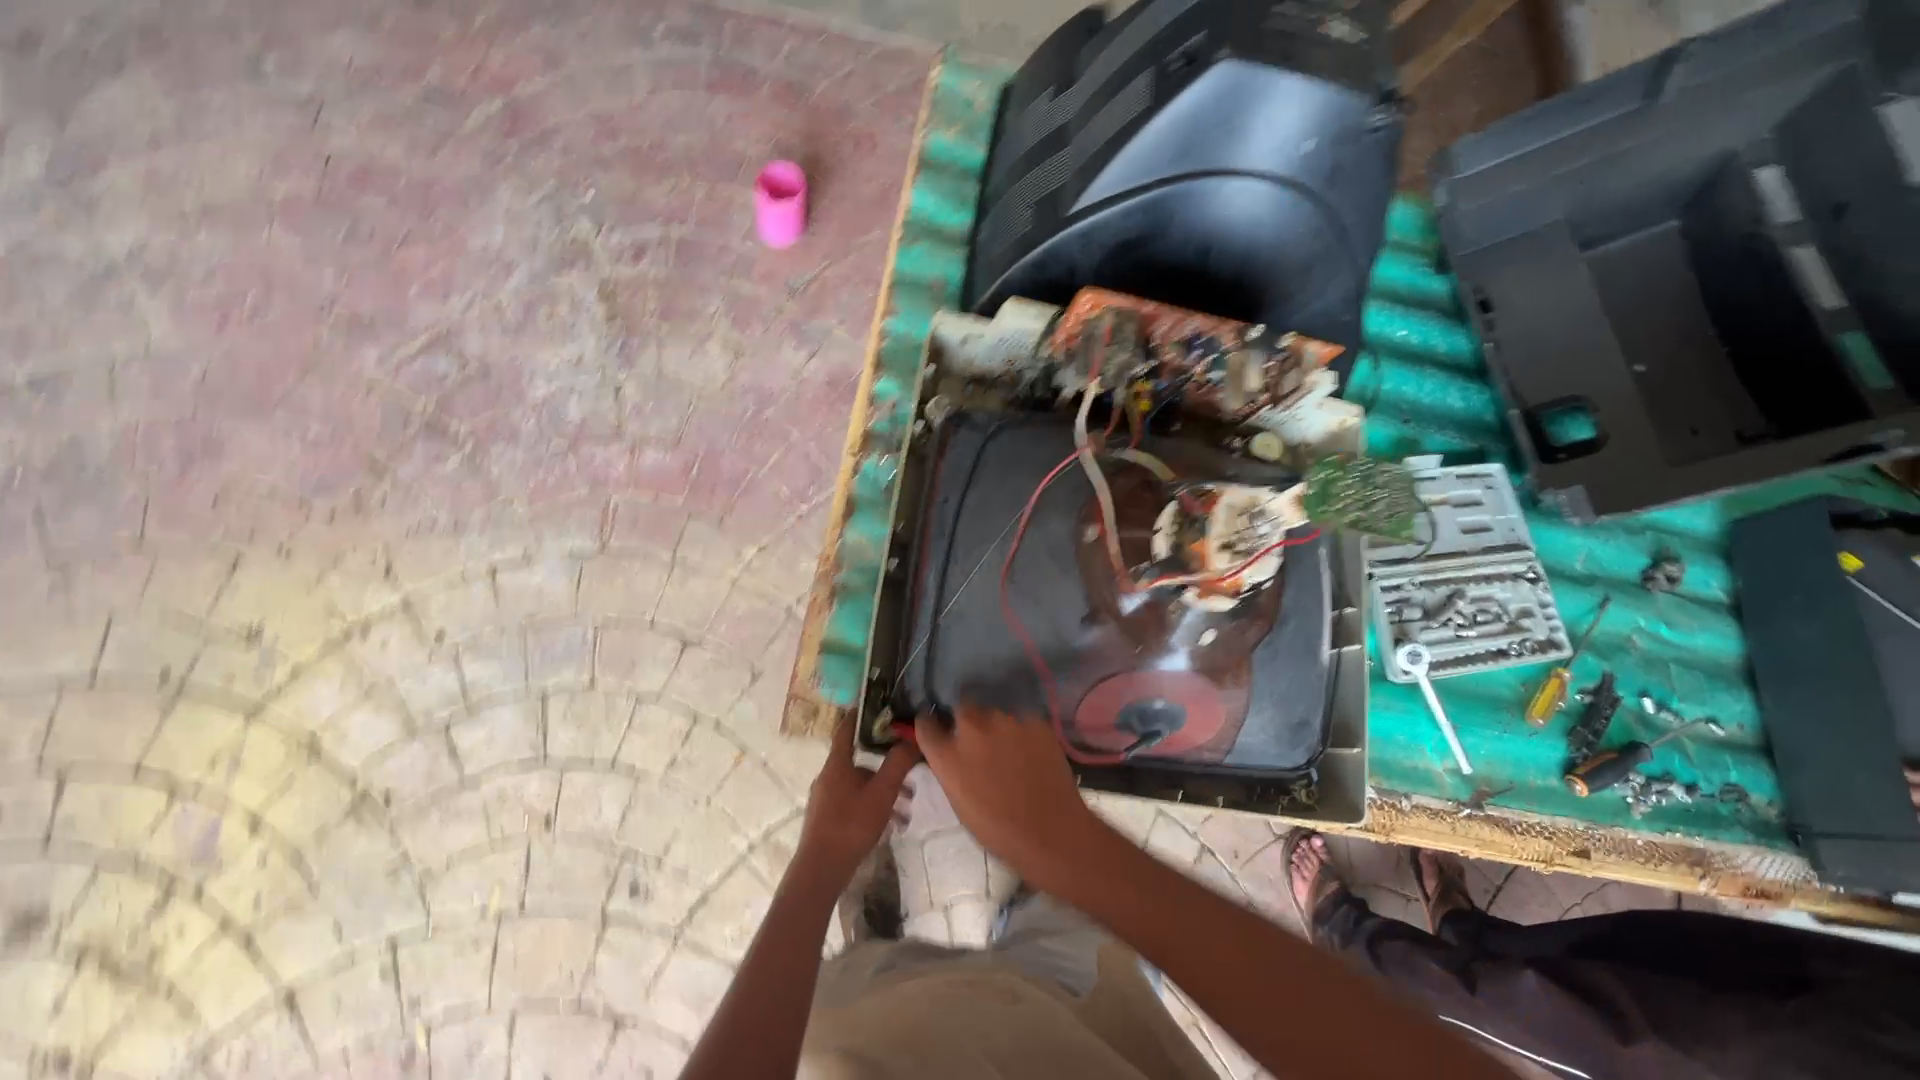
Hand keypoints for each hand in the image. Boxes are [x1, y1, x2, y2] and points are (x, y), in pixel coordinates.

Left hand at [794, 715, 917, 888]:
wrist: (822, 869)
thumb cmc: (851, 824)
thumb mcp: (882, 792)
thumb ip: (898, 764)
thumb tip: (912, 738)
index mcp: (837, 765)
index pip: (846, 730)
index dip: (859, 715)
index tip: (875, 705)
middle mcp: (828, 777)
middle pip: (860, 762)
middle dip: (886, 767)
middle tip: (910, 774)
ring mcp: (826, 799)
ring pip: (860, 785)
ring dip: (884, 792)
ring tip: (907, 808)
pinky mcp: (827, 819)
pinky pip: (854, 803)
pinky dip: (873, 807)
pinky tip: (892, 825)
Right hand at [914, 707, 1106, 886]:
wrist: (1049, 830)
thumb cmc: (998, 829)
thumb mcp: (959, 802)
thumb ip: (951, 769)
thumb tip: (954, 755)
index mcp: (948, 755)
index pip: (926, 724)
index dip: (930, 724)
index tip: (936, 726)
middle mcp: (972, 730)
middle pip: (962, 708)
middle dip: (966, 718)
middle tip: (978, 738)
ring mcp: (1006, 722)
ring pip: (995, 713)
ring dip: (996, 726)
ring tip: (1009, 747)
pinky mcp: (1034, 722)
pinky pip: (1022, 721)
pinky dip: (1022, 732)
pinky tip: (1031, 751)